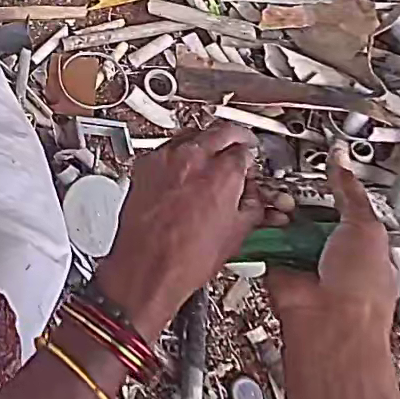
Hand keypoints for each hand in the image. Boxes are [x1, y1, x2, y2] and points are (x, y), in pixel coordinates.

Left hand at [95, 124, 281, 334]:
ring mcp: (166, 159)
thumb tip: (255, 200)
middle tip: (239, 148)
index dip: (252, 157)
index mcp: (222, 173)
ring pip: (191, 135)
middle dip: (233, 138)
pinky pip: (167, 149)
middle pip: (220, 132)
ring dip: (205, 142)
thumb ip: (251, 206)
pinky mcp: (145, 165)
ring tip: (212, 157)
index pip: (245, 149)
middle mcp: (192, 159)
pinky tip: (184, 170)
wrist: (147, 265)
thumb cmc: (185, 257)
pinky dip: (179, 154)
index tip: (251, 163)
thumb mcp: (235, 233)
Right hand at [264, 142, 397, 333]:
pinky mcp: (277, 266)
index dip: (332, 190)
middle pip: (311, 212)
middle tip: (297, 193)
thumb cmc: (361, 290)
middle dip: (301, 200)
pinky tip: (267, 222)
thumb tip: (342, 161)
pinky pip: (265, 239)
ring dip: (282, 214)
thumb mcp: (365, 228)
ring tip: (283, 209)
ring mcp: (305, 259)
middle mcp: (333, 253)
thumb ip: (350, 192)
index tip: (322, 172)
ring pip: (287, 223)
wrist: (328, 321)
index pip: (346, 207)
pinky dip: (263, 230)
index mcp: (364, 245)